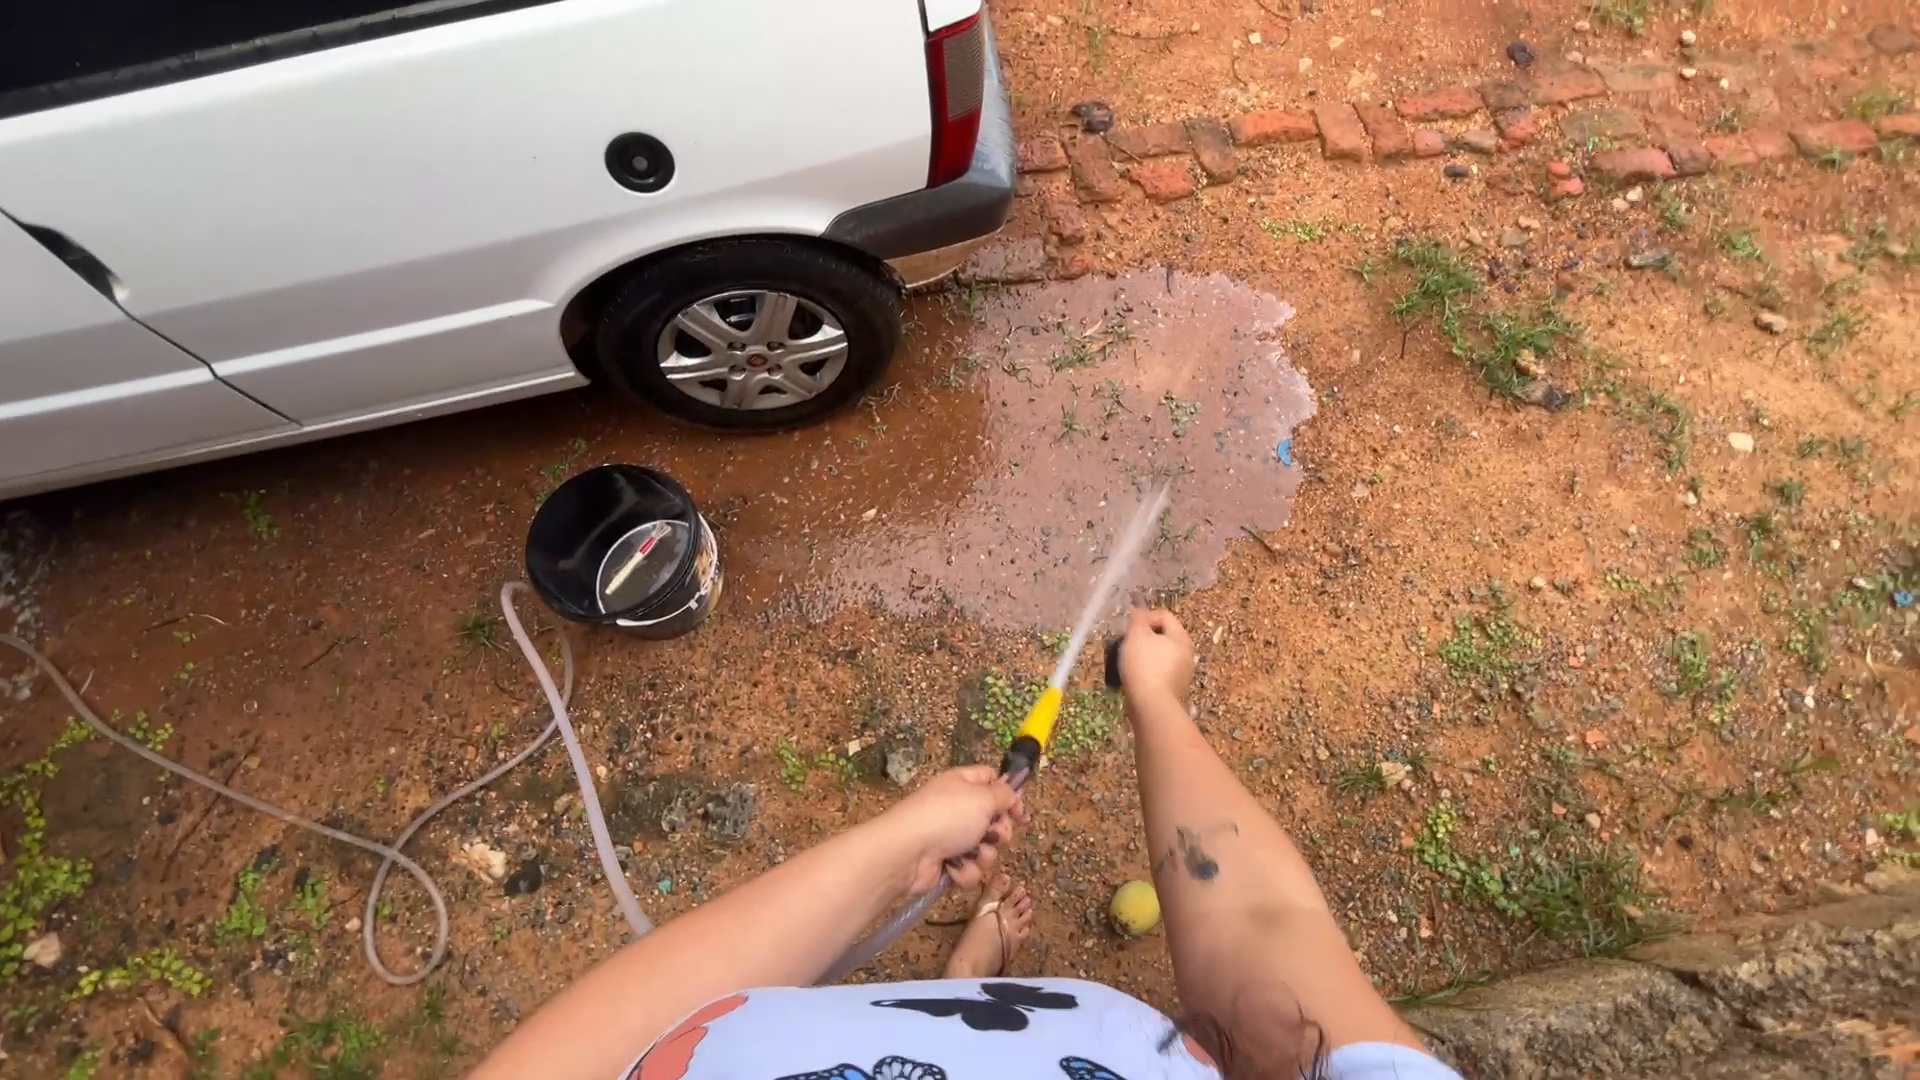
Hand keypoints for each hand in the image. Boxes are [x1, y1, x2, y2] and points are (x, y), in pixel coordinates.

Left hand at [874, 766, 1026, 894]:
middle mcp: (958, 807)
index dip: (1008, 795)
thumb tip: (1012, 793)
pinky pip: (970, 867)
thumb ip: (1004, 795)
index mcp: (963, 783)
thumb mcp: (983, 798)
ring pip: (985, 847)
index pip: (991, 780)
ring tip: (971, 853)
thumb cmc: (948, 816)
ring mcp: (951, 836)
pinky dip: (965, 870)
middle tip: (994, 835)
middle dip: (999, 831)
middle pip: (993, 818)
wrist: (909, 851)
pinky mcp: (946, 862)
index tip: (1020, 813)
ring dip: (983, 854)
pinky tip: (953, 867)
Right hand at [1119, 607, 1195, 702]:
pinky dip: (1144, 669)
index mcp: (1181, 638)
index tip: (1129, 627)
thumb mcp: (1137, 634)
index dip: (1145, 616)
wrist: (1150, 704)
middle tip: (1126, 642)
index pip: (1164, 615)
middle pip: (1161, 635)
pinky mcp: (1171, 688)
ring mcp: (1180, 673)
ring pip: (1158, 654)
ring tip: (1125, 659)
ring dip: (1142, 653)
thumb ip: (1138, 618)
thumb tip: (1138, 612)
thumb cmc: (1144, 664)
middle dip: (1142, 636)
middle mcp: (1186, 654)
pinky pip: (1156, 671)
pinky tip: (1131, 675)